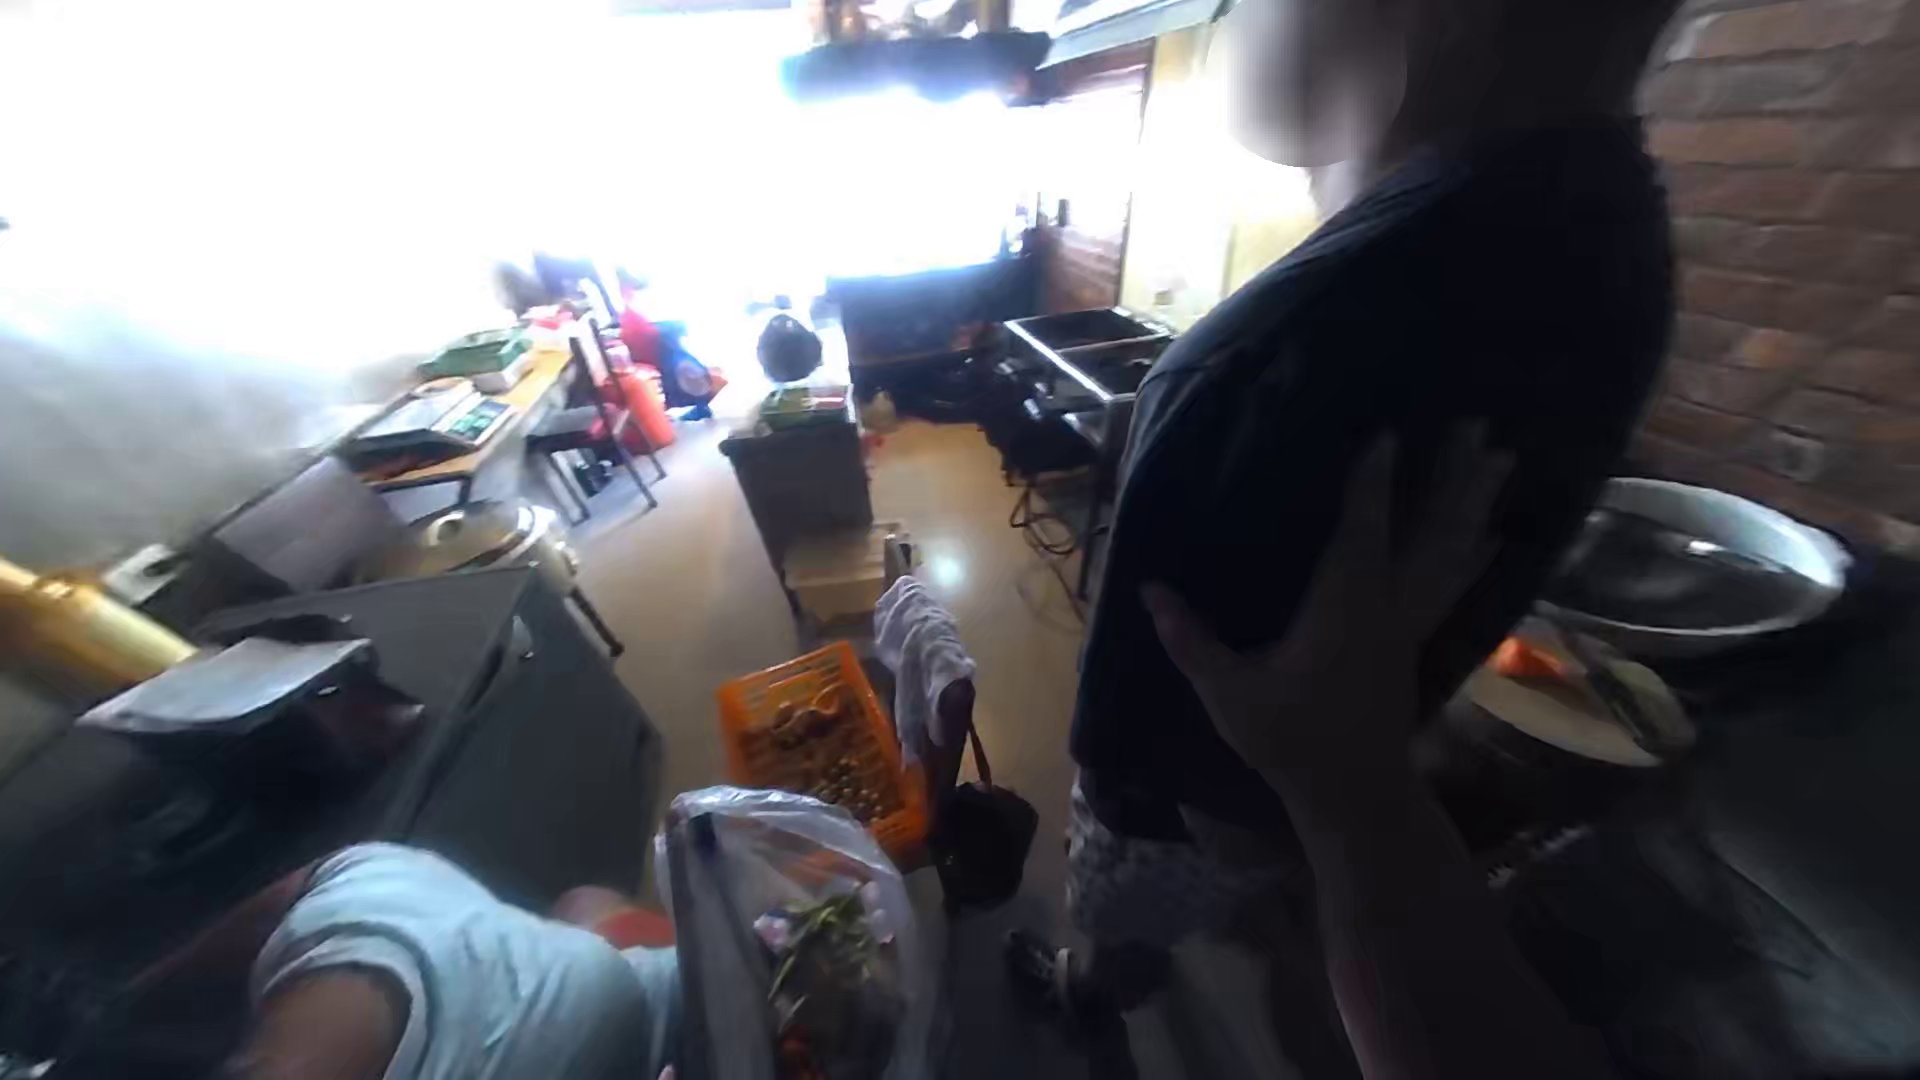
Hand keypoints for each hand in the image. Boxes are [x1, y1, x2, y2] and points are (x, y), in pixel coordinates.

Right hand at [1142, 425, 1511, 805]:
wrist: (1352, 792)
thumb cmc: (1288, 738)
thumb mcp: (1226, 691)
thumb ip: (1188, 639)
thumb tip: (1149, 589)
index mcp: (1340, 613)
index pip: (1358, 537)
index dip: (1369, 487)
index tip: (1384, 435)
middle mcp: (1385, 609)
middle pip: (1428, 536)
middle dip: (1449, 480)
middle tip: (1475, 427)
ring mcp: (1407, 624)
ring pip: (1449, 555)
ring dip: (1472, 505)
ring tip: (1496, 458)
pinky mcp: (1412, 639)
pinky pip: (1451, 584)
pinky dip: (1472, 553)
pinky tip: (1492, 535)